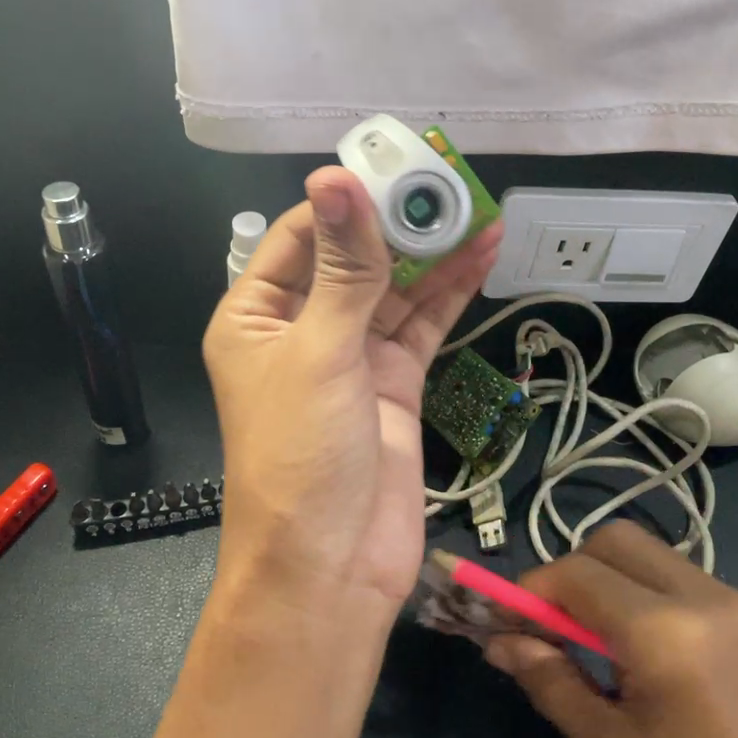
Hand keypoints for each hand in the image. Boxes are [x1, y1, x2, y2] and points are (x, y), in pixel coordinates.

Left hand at [203, 166, 502, 621]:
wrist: (329, 569)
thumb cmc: (300, 455)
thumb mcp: (318, 352)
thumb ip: (344, 268)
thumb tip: (337, 178)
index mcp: (256, 315)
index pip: (300, 237)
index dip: (346, 200)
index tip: (395, 168)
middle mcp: (301, 329)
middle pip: (354, 259)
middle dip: (399, 223)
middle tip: (450, 182)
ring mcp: (351, 358)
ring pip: (395, 291)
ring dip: (434, 254)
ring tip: (478, 208)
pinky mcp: (394, 385)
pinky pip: (423, 327)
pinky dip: (451, 295)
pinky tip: (482, 256)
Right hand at [484, 522, 737, 737]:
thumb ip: (552, 682)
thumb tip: (500, 643)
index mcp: (669, 631)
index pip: (578, 573)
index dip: (532, 589)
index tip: (509, 621)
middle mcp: (709, 595)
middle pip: (617, 540)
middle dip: (573, 570)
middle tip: (554, 625)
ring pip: (654, 556)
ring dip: (613, 580)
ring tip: (600, 643)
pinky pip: (688, 580)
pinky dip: (651, 595)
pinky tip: (650, 653)